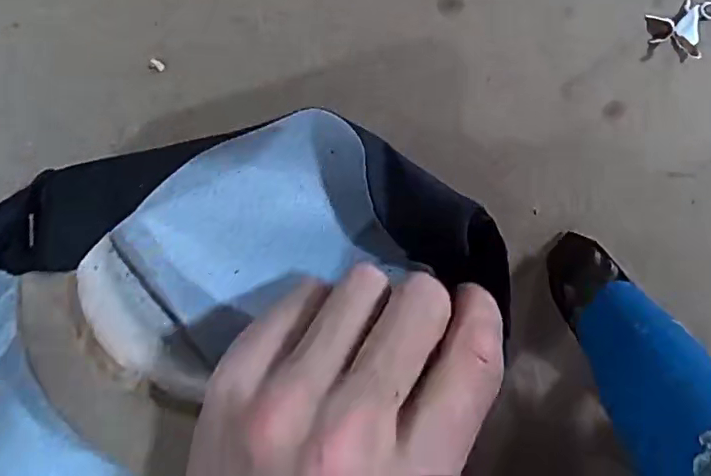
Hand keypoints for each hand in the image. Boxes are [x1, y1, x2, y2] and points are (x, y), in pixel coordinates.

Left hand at [187, 263, 504, 475]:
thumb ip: (453, 411)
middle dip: (423, 310)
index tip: (467, 311)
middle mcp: (348, 431)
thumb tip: (464, 311)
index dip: (480, 314)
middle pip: (422, 296)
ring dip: (369, 307)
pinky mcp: (231, 381)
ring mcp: (281, 402)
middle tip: (405, 340)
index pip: (475, 348)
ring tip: (354, 347)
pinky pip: (304, 292)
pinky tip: (310, 352)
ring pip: (363, 280)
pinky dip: (317, 312)